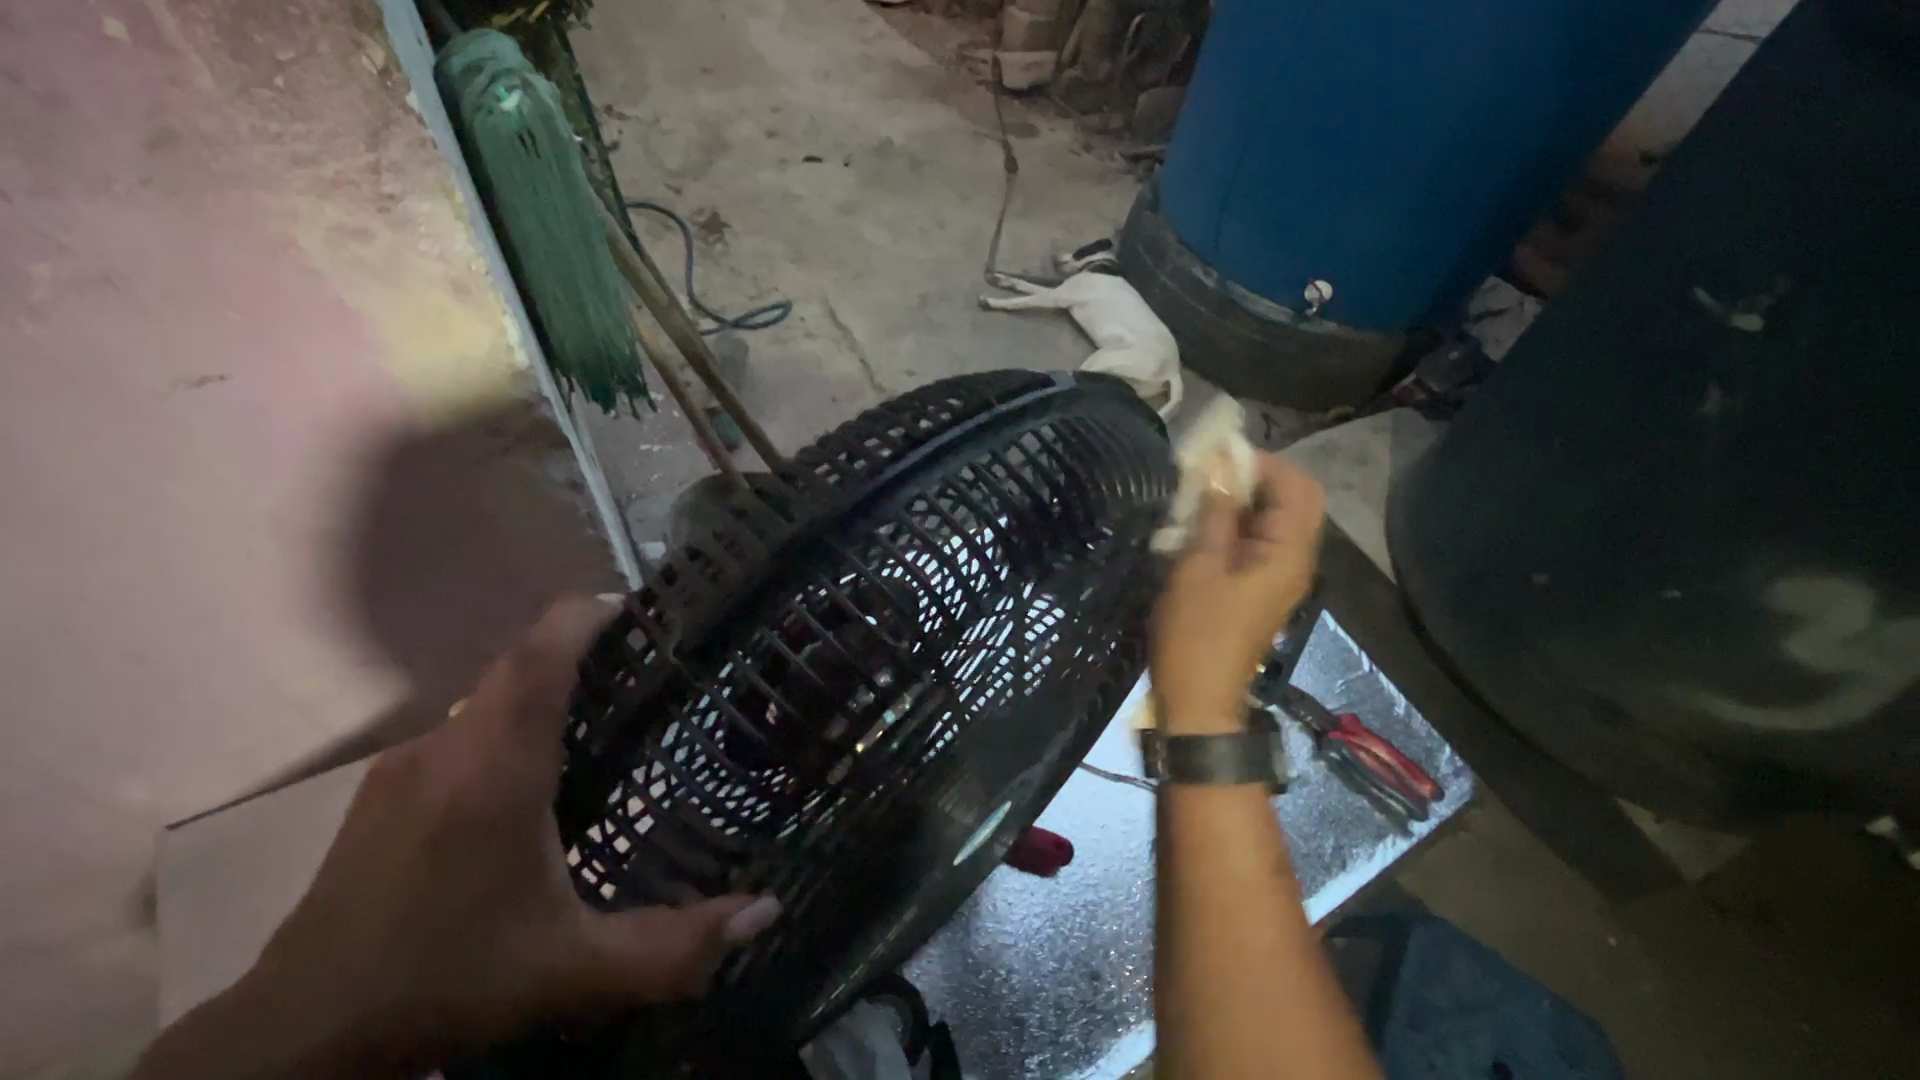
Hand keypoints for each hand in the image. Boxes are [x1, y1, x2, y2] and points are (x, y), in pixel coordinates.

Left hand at [135, 597, 780, 1078]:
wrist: (298, 1037)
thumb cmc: (445, 981)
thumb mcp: (572, 972)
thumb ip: (672, 945)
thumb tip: (767, 912)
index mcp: (494, 770)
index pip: (538, 657)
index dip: (583, 616)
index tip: (632, 606)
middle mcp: (445, 748)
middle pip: (515, 667)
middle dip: (577, 653)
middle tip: (644, 671)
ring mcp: (403, 767)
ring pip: (485, 702)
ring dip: (540, 695)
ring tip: (599, 724)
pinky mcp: (381, 794)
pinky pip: (460, 733)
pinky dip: (505, 730)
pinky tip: (529, 785)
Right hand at [1151, 455, 1325, 734]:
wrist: (1199, 699)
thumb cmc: (1195, 633)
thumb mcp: (1197, 567)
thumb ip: (1213, 514)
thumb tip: (1218, 470)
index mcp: (1287, 553)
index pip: (1295, 485)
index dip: (1259, 462)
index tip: (1214, 458)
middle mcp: (1297, 561)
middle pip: (1296, 499)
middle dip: (1258, 477)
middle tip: (1211, 474)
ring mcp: (1282, 576)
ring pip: (1280, 519)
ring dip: (1247, 500)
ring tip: (1203, 496)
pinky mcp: (1264, 589)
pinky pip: (1264, 541)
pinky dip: (1241, 524)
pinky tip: (1205, 526)